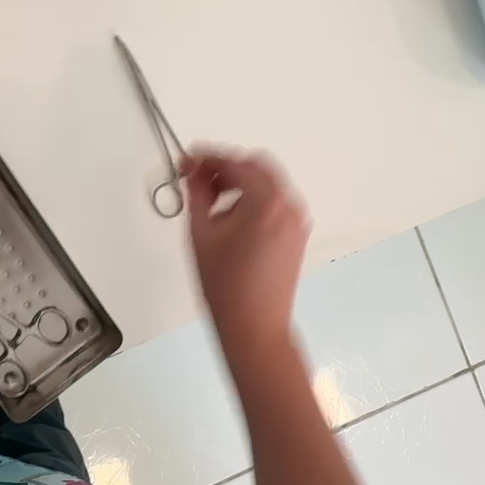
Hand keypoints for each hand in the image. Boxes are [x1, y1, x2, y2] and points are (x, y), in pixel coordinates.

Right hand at [181, 147, 309, 349]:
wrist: (254, 326)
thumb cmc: (228, 288)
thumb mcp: (200, 233)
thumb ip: (196, 193)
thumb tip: (193, 172)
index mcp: (265, 203)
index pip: (235, 162)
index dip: (207, 157)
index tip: (188, 160)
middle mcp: (287, 207)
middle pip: (255, 166)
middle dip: (224, 166)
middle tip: (196, 176)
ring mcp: (296, 222)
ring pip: (266, 183)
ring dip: (238, 181)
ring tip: (209, 198)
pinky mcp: (296, 235)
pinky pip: (274, 202)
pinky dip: (252, 198)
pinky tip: (228, 214)